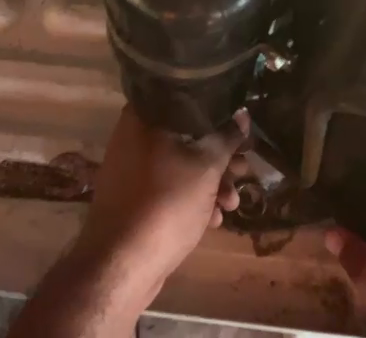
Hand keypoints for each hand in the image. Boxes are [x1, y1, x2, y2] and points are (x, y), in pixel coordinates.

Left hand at [8, 107, 250, 337]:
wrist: (121, 263)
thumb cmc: (166, 202)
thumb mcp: (205, 167)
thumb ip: (225, 138)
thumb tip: (241, 114)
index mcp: (144, 114)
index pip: (188, 101)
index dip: (219, 116)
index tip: (242, 134)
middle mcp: (134, 134)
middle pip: (187, 136)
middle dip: (220, 158)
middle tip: (243, 172)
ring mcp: (131, 167)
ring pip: (181, 164)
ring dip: (211, 182)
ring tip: (232, 204)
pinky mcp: (134, 196)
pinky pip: (169, 187)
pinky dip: (192, 198)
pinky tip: (213, 219)